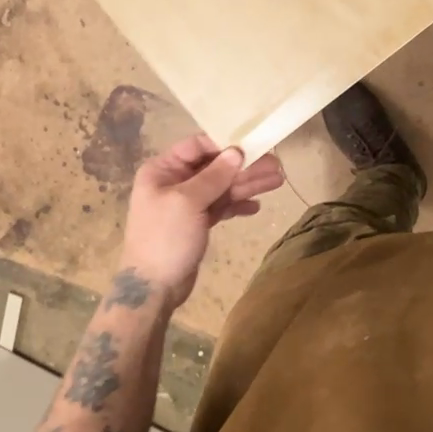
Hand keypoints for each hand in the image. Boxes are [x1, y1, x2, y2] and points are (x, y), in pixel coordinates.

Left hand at [118, 135, 285, 307]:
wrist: (154, 287)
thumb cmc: (166, 238)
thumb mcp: (188, 202)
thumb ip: (214, 176)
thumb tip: (237, 151)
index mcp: (162, 170)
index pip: (196, 146)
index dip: (224, 144)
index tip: (253, 145)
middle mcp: (173, 182)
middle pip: (213, 167)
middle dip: (244, 167)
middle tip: (276, 166)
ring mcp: (185, 204)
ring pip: (220, 188)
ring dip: (247, 185)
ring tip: (278, 181)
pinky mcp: (196, 223)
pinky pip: (219, 207)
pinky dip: (236, 206)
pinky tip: (256, 206)